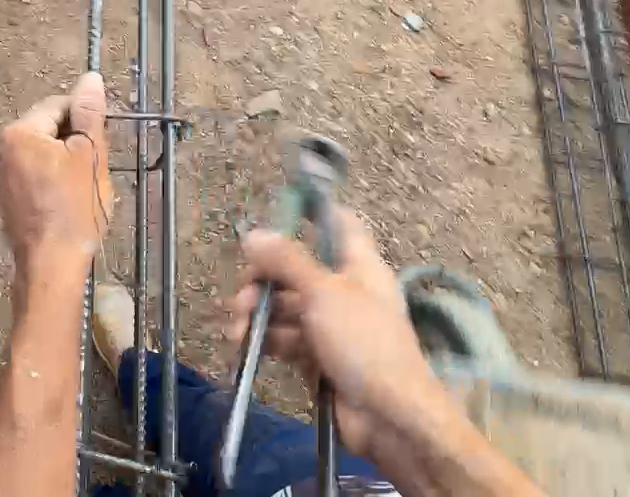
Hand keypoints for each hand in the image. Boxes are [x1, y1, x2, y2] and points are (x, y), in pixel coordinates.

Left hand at [0, 73, 112, 284]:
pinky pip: (34, 173)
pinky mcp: (6, 197)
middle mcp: (2, 149)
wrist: (52, 267)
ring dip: (66, 159)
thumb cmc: (74, 209)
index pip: (58, 105)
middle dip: (74, 140)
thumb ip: (89, 113)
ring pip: (43, 151)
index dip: (85, 119)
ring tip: (83, 186)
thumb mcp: (89, 155)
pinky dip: (53, 178)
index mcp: (19, 133)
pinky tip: (68, 200)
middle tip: (95, 167)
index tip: (102, 142)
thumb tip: (90, 78)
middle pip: (48, 126)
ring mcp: (1, 175)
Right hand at [223, 208, 455, 453]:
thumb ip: (286, 260)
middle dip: (264, 277)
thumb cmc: (364, 342)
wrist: (391, 420)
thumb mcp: (323, 292)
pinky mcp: (318, 356)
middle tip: (243, 293)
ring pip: (285, 305)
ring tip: (238, 329)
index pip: (339, 224)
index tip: (277, 209)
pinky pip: (285, 337)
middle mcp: (344, 290)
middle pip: (296, 268)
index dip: (312, 211)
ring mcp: (331, 325)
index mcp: (358, 265)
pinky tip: (244, 346)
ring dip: (258, 312)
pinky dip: (264, 339)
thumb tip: (253, 234)